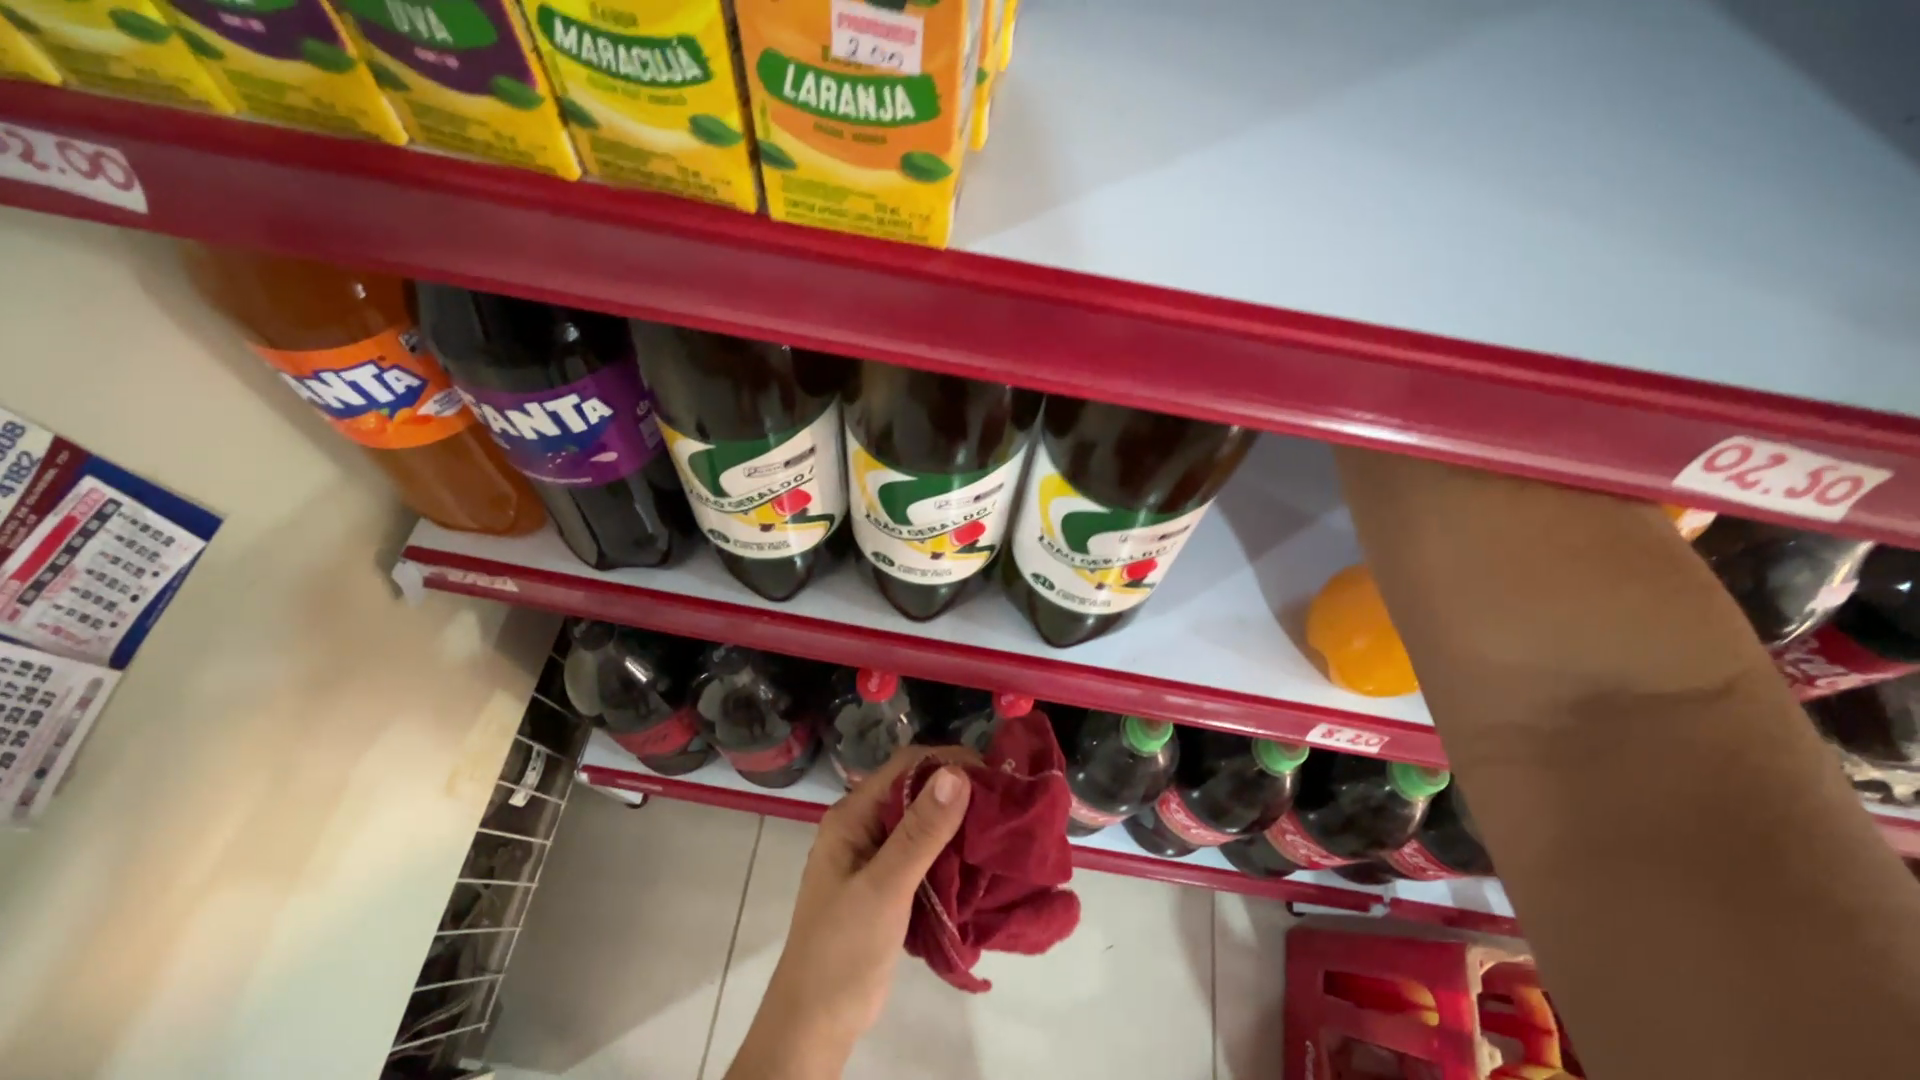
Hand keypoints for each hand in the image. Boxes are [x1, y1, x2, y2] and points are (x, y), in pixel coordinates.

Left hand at [726, 745, 974, 1079]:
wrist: (817, 1020)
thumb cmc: (843, 948)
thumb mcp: (883, 888)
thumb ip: (920, 833)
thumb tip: (957, 773)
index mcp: (852, 817)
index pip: (905, 767)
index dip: (949, 762)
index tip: (995, 775)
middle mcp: (864, 829)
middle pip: (917, 793)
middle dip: (961, 793)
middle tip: (1009, 804)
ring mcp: (878, 860)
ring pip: (926, 827)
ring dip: (961, 826)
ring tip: (1005, 830)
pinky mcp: (892, 889)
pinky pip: (928, 858)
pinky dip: (955, 856)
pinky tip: (985, 864)